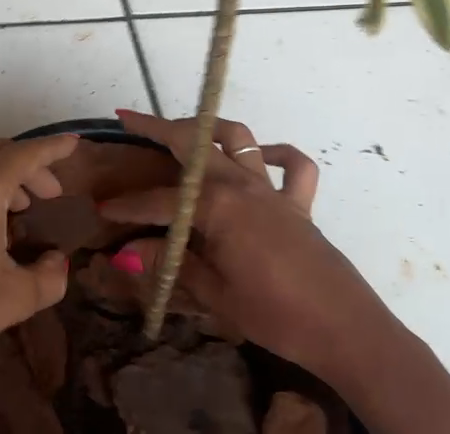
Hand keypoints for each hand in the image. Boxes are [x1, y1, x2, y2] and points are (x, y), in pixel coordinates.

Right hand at [101, 111, 400, 383]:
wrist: (346, 331)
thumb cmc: (275, 316)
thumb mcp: (214, 293)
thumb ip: (171, 263)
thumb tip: (125, 253)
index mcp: (216, 207)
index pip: (160, 201)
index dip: (129, 206)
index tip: (104, 209)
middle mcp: (241, 185)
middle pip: (193, 145)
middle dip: (157, 128)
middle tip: (129, 119)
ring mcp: (272, 190)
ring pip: (238, 138)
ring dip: (209, 127)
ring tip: (185, 129)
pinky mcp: (299, 204)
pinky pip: (293, 166)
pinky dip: (276, 153)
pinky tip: (260, 156)